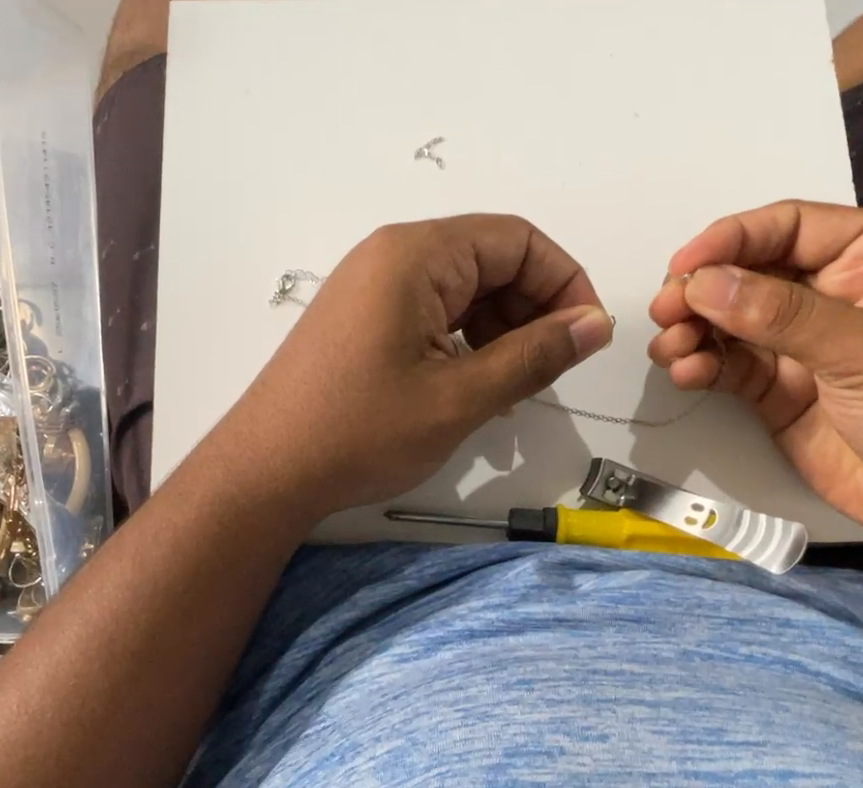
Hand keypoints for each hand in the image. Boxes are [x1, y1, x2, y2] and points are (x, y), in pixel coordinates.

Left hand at [198, 215, 613, 520]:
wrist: (266, 472)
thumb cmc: (362, 432)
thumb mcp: (459, 397)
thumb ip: (535, 356)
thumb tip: (596, 324)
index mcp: (416, 255)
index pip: (517, 240)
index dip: (564, 283)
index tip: (585, 339)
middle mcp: (391, 257)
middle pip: (490, 262)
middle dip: (532, 312)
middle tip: (545, 376)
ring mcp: (370, 290)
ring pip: (462, 294)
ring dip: (500, 334)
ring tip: (509, 394)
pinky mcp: (360, 323)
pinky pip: (430, 317)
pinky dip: (463, 346)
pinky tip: (471, 392)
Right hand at [646, 200, 862, 550]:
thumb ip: (783, 315)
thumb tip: (702, 285)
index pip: (792, 228)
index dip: (732, 240)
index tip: (682, 267)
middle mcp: (837, 293)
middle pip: (752, 273)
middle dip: (704, 291)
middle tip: (665, 312)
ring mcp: (806, 346)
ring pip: (733, 323)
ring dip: (695, 331)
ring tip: (669, 350)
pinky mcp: (781, 392)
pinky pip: (731, 368)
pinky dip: (703, 367)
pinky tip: (686, 373)